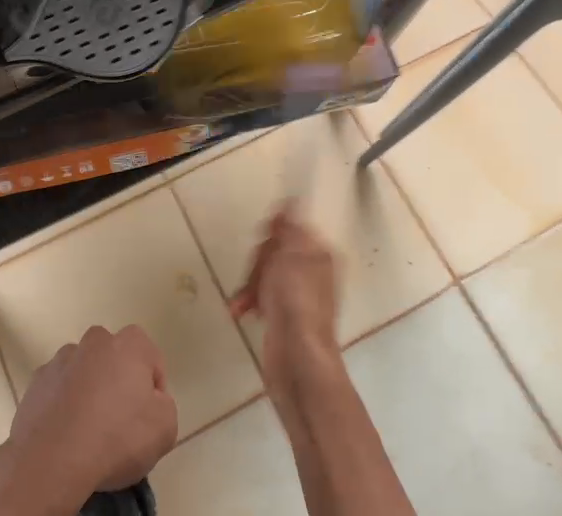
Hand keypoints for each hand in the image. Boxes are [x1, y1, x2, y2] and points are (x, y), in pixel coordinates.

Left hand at [0, 325, 177, 514]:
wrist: (53, 461)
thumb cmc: (117, 439)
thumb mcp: (165, 429)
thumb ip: (164, 405)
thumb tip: (149, 401)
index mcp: (130, 344)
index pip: (151, 360)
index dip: (154, 390)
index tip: (149, 418)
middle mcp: (94, 342)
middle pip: (114, 360)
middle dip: (119, 383)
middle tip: (121, 422)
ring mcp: (60, 360)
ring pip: (84, 372)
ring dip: (89, 392)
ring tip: (89, 431)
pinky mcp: (35, 383)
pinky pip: (58, 390)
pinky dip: (64, 405)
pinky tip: (66, 434)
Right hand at [230, 209, 341, 394]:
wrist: (297, 360)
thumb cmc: (295, 303)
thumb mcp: (291, 256)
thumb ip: (290, 228)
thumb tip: (292, 199)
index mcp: (320, 253)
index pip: (293, 227)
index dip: (274, 234)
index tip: (263, 242)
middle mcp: (312, 271)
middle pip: (276, 251)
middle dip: (258, 262)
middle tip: (256, 274)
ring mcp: (298, 295)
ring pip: (266, 274)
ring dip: (250, 283)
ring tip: (243, 301)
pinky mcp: (284, 316)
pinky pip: (263, 297)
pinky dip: (250, 301)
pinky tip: (242, 311)